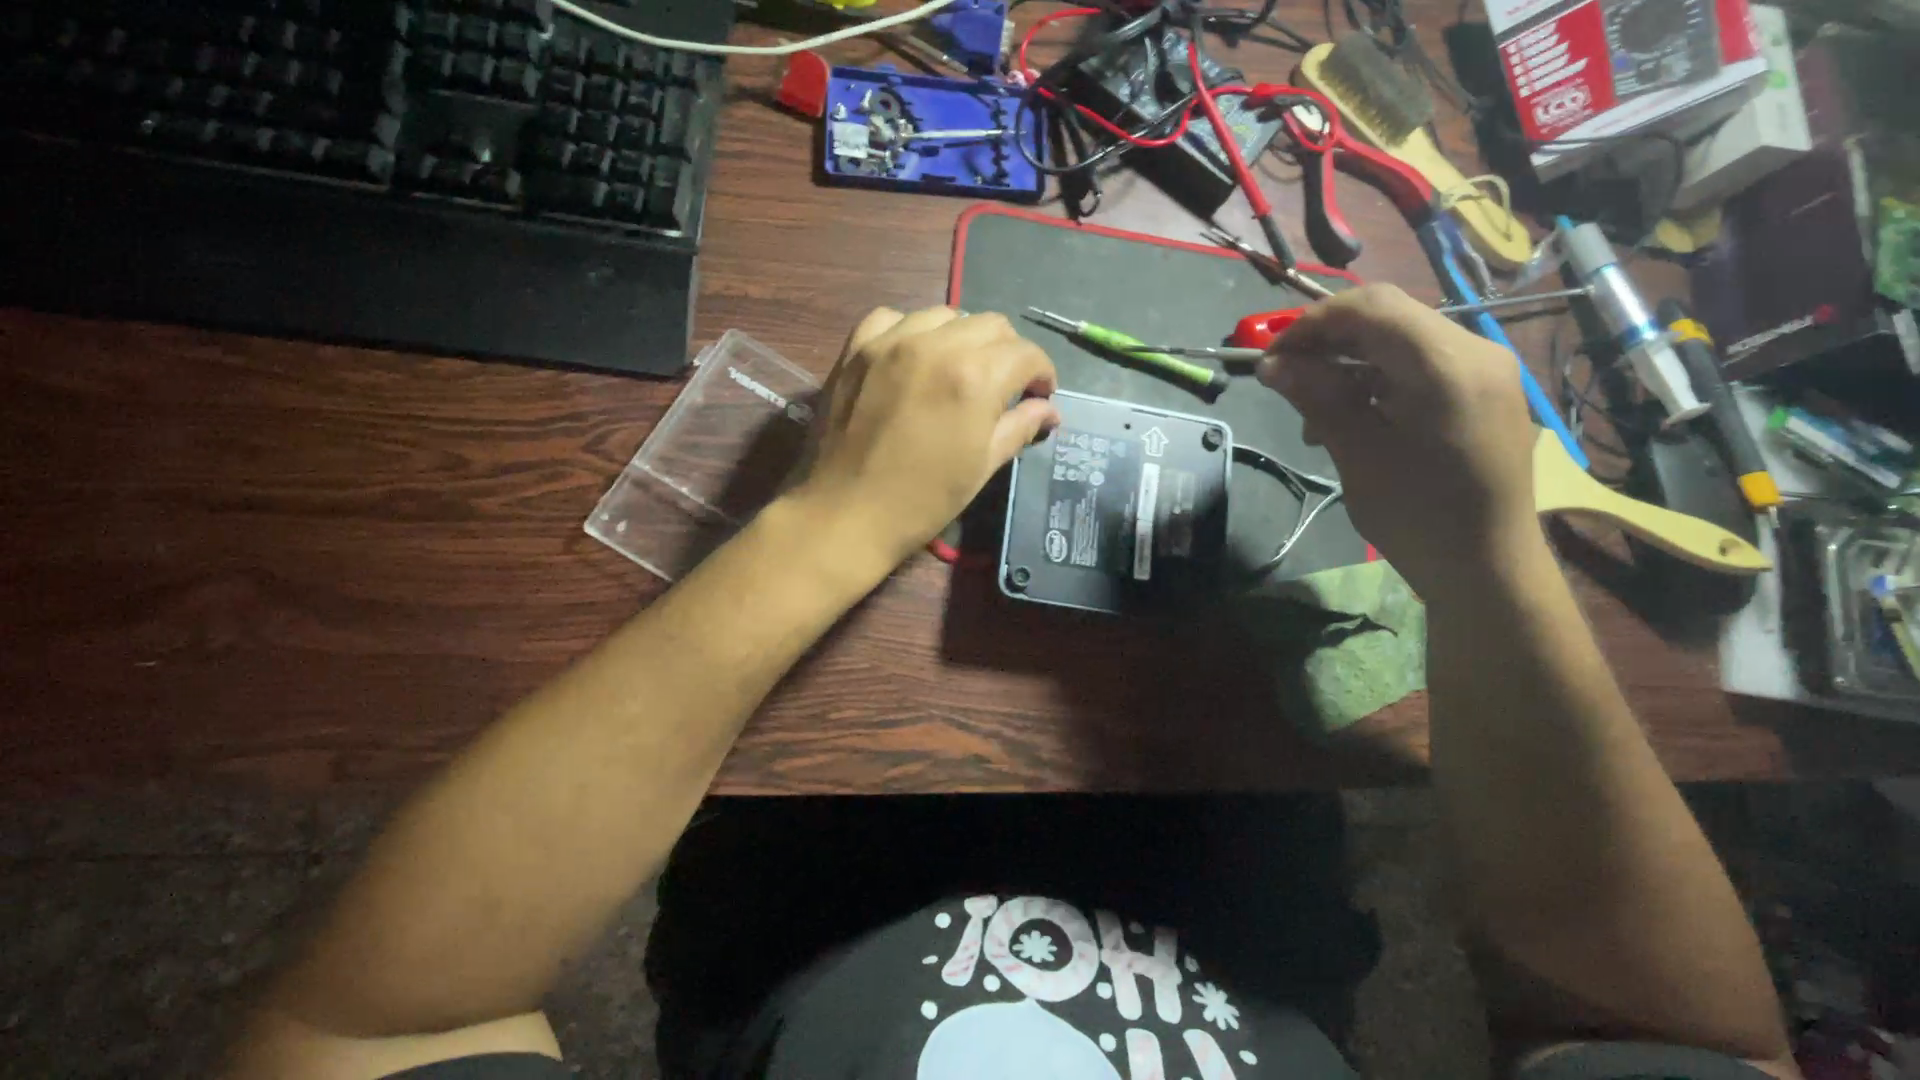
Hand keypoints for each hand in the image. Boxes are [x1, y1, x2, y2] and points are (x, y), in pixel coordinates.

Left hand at [790, 306, 1060, 565]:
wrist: (843, 515)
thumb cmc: (920, 500)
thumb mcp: (980, 467)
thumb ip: (1019, 427)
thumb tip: (1049, 411)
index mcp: (974, 376)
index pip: (1026, 353)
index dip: (1042, 374)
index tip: (1039, 396)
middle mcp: (936, 344)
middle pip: (991, 325)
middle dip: (1007, 353)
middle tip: (1002, 388)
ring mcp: (891, 341)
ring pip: (946, 315)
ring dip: (963, 338)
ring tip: (957, 371)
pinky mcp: (856, 348)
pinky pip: (893, 318)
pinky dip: (912, 332)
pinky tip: (913, 359)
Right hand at [1257, 285, 1542, 598]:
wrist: (1488, 568)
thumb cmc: (1418, 517)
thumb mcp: (1359, 455)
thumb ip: (1318, 397)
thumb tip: (1272, 363)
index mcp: (1447, 365)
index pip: (1371, 307)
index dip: (1313, 323)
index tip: (1272, 359)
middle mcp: (1475, 351)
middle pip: (1388, 317)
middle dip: (1329, 341)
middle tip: (1287, 380)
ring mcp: (1486, 369)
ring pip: (1402, 338)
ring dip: (1350, 362)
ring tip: (1317, 414)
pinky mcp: (1485, 390)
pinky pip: (1422, 363)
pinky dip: (1380, 377)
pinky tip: (1356, 417)